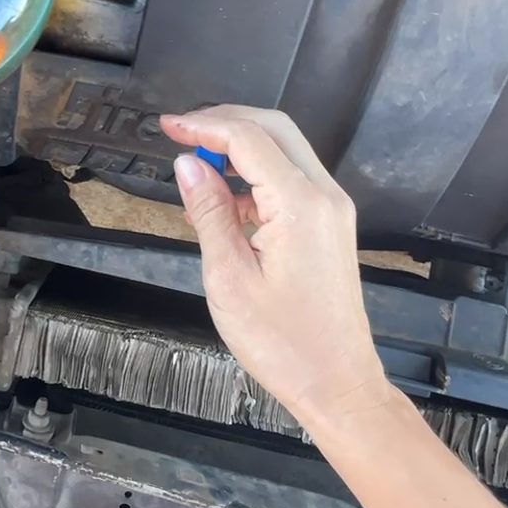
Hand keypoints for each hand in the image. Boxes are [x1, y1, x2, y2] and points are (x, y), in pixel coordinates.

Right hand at [161, 107, 389, 424]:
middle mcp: (324, 195)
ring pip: (284, 149)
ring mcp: (331, 208)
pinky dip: (255, 174)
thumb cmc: (283, 343)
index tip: (168, 126)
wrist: (339, 385)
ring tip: (196, 167)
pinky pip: (291, 178)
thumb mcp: (229, 278)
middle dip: (225, 121)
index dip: (203, 125)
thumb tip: (186, 164)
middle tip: (181, 132)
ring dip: (240, 145)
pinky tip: (224, 200)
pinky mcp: (329, 223)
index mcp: (300, 204)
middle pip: (274, 129)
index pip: (248, 138)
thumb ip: (209, 212)